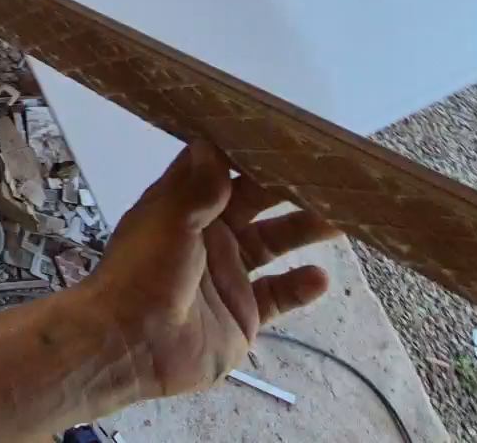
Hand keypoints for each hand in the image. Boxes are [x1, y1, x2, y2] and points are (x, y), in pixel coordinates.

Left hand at [85, 142, 338, 400]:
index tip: (277, 134)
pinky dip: (300, 287)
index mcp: (181, 204)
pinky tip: (320, 276)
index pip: (215, 168)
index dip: (243, 151)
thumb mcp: (169, 221)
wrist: (134, 343)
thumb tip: (211, 143)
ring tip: (341, 218)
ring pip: (272, 243)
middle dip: (285, 187)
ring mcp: (225, 272)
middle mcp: (206, 233)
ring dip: (302, 230)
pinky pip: (278, 295)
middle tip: (326, 174)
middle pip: (252, 202)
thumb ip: (196, 188)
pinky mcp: (242, 312)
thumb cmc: (144, 271)